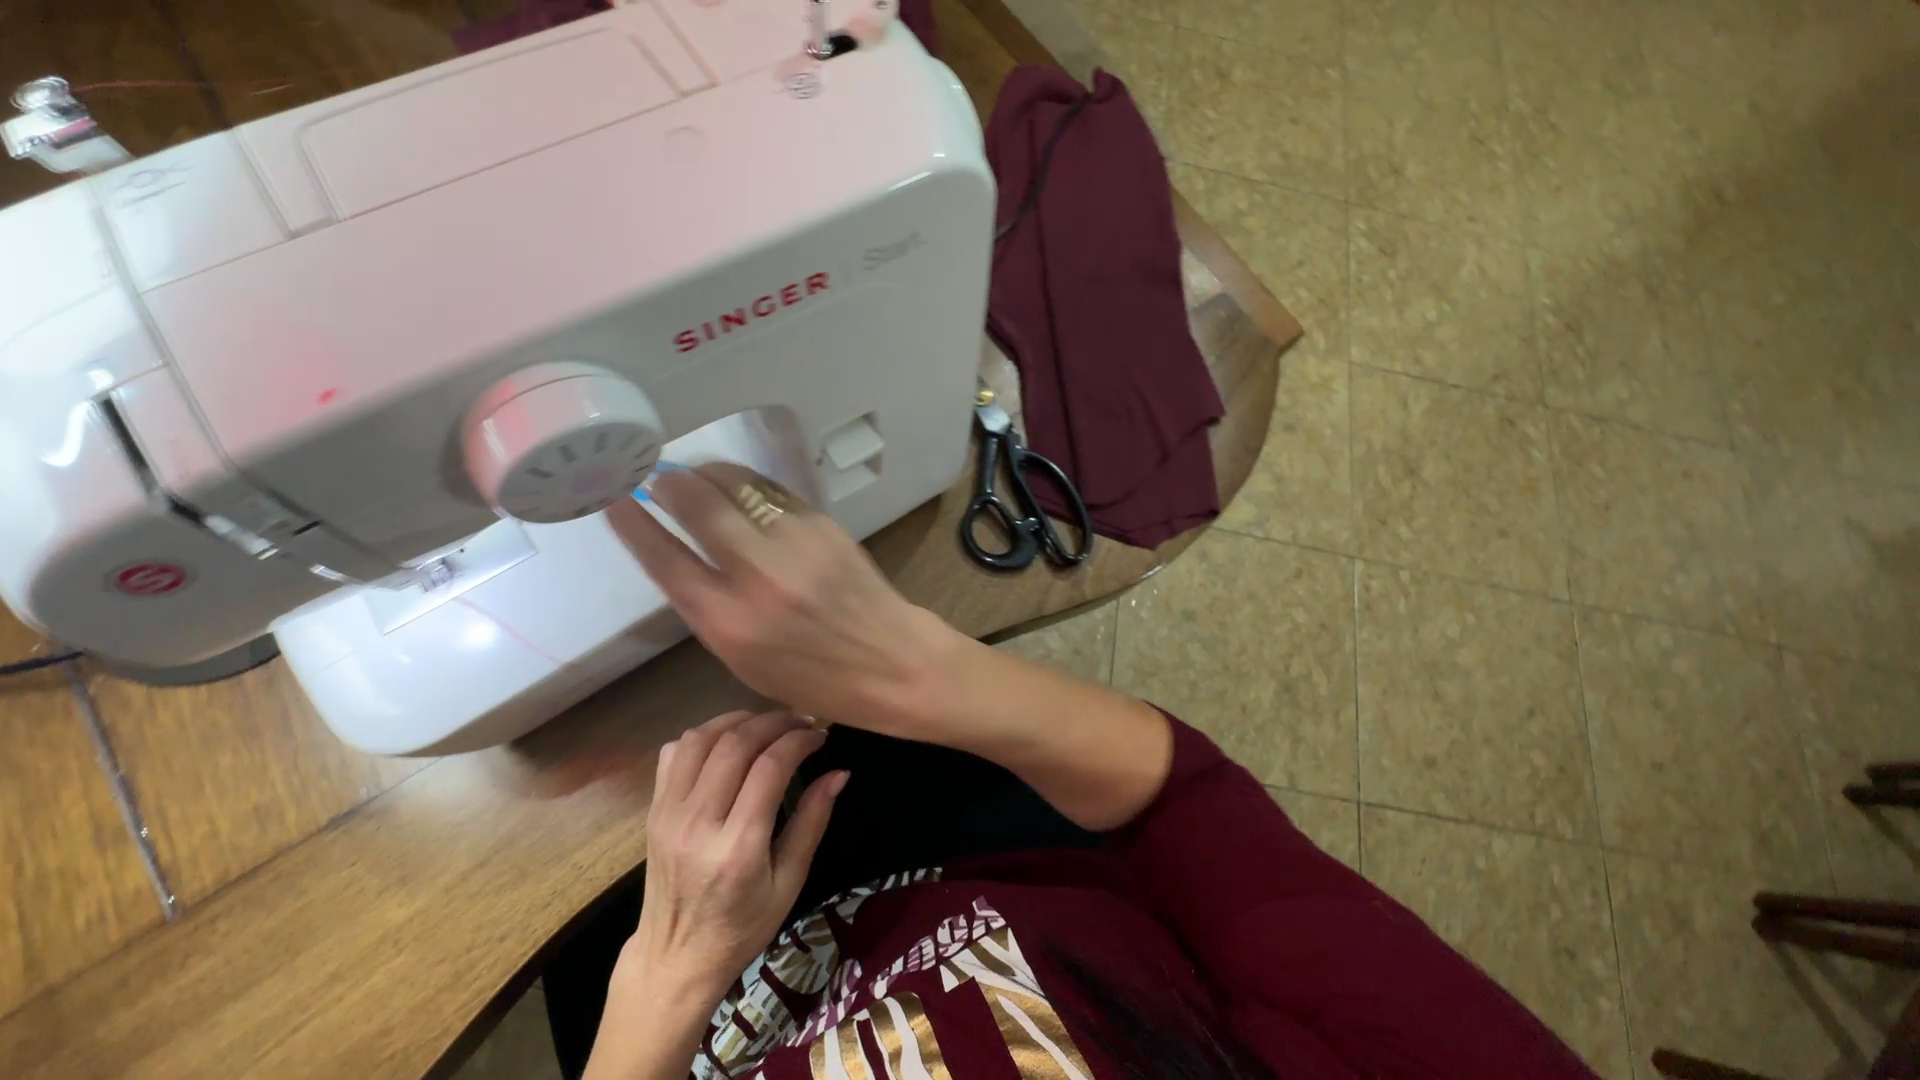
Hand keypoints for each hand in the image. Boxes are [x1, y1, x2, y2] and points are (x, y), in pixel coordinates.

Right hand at [606, 463, 967, 734]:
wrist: (893, 663)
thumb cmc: (814, 679)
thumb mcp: (744, 661)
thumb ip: (708, 609)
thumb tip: (681, 555)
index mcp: (728, 624)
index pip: (664, 558)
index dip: (632, 523)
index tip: (614, 499)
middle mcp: (757, 577)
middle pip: (696, 504)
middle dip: (668, 483)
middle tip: (657, 477)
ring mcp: (794, 544)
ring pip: (734, 484)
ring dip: (706, 473)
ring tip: (693, 475)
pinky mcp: (823, 524)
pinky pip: (771, 491)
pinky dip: (746, 484)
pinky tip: (738, 488)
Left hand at [625, 709, 843, 993]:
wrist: (675, 957)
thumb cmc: (742, 926)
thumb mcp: (789, 881)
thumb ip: (811, 822)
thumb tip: (839, 773)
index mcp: (738, 847)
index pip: (770, 767)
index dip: (799, 740)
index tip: (820, 735)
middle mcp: (698, 823)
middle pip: (736, 743)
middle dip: (774, 722)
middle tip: (800, 723)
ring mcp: (668, 814)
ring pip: (701, 738)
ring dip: (738, 720)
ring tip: (766, 725)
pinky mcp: (653, 810)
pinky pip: (674, 753)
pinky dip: (703, 735)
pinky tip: (727, 741)